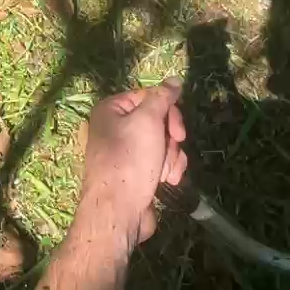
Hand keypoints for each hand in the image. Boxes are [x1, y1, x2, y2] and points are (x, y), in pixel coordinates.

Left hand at [75, 79, 187, 254]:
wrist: (119, 211)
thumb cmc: (130, 159)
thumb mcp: (147, 120)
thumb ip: (162, 97)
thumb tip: (174, 79)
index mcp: (111, 109)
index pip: (148, 97)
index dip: (168, 112)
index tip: (178, 130)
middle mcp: (115, 127)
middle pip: (157, 120)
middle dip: (170, 138)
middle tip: (171, 149)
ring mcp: (126, 151)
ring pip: (162, 142)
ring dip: (171, 156)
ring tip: (165, 172)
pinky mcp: (136, 171)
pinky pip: (160, 160)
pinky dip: (168, 169)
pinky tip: (166, 182)